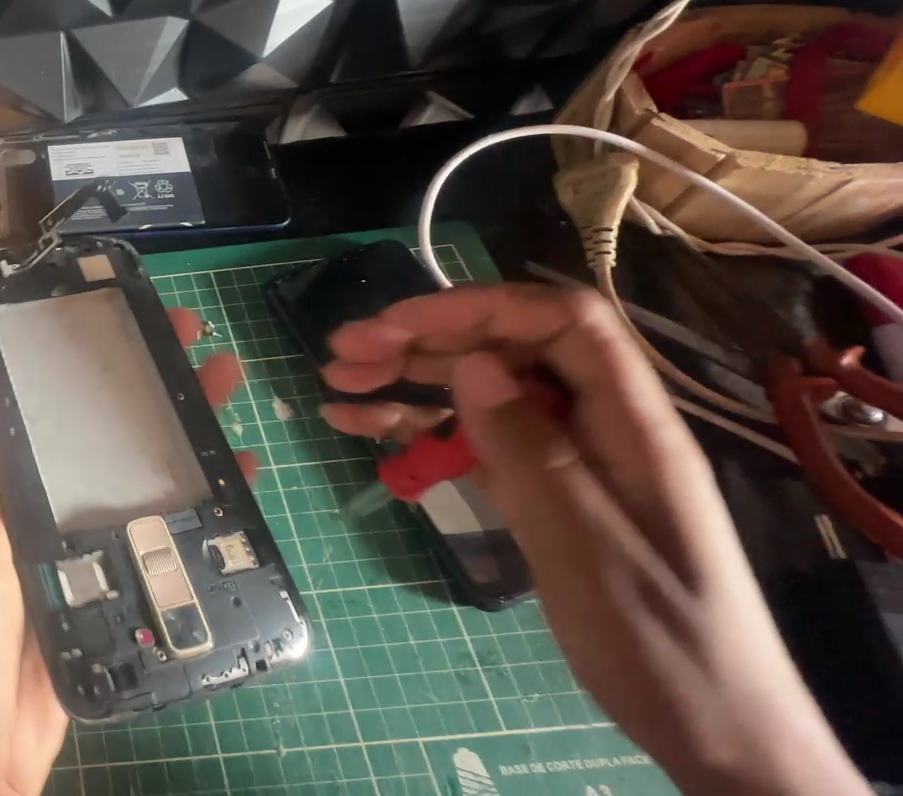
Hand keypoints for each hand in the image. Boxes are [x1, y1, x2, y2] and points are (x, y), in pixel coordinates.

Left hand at [0, 310, 251, 794]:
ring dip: (180, 437)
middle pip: (101, 433)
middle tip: (198, 346)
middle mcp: (36, 505)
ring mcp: (77, 548)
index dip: (82, 358)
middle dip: (148, 387)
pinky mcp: (111, 590)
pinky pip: (157, 537)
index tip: (125, 320)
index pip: (43, 401)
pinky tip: (237, 483)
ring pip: (136, 478)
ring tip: (225, 395)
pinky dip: (196, 508)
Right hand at [321, 285, 868, 795]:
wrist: (706, 730)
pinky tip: (357, 424)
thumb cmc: (659, 642)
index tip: (398, 325)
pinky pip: (466, 437)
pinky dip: (410, 425)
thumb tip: (472, 364)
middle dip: (419, 340)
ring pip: (475, 389)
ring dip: (403, 377)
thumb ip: (532, 453)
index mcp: (631, 427)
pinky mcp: (532, 485)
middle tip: (341, 350)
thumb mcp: (589, 551)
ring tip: (334, 380)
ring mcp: (559, 454)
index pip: (561, 325)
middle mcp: (592, 424)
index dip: (478, 308)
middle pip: (504, 350)